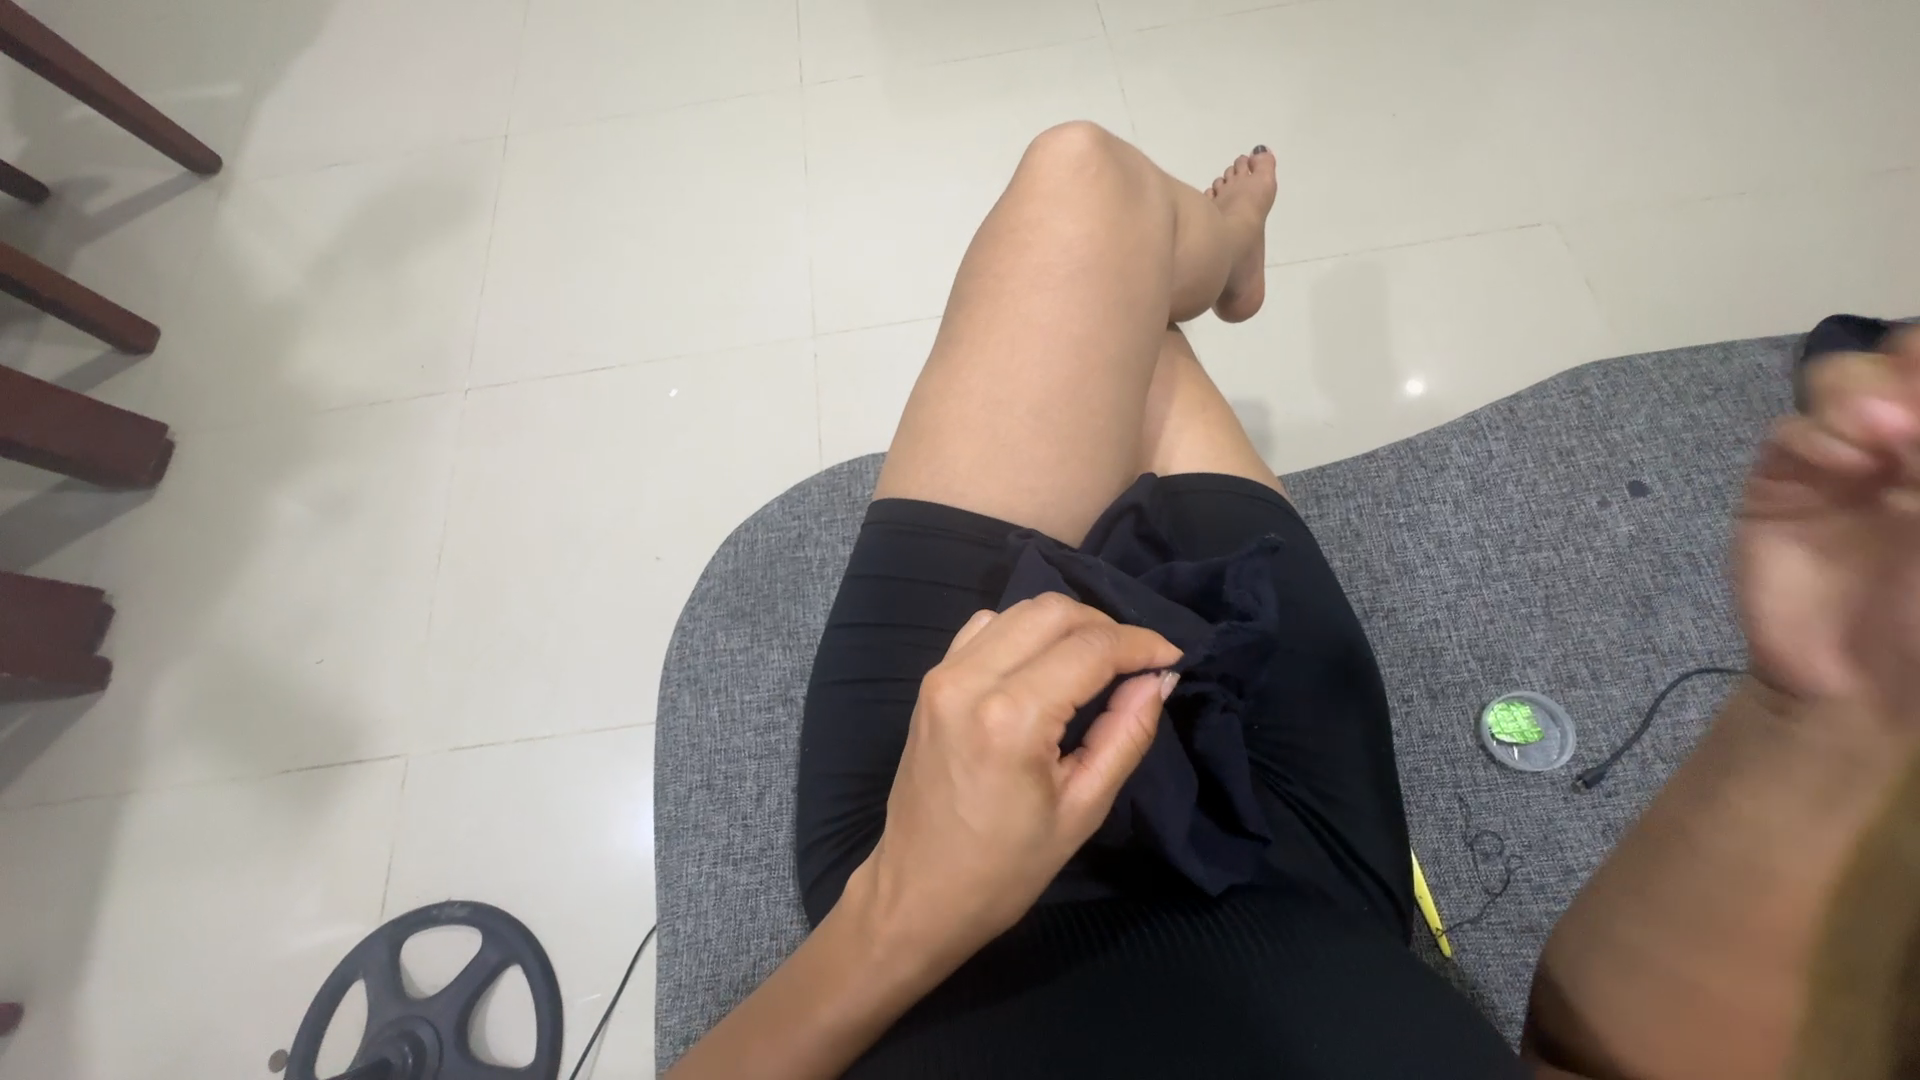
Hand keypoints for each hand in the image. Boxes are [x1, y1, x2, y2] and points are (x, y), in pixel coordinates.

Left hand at [848, 593, 1180, 968]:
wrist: (918, 892)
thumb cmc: (1006, 868)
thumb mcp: (1083, 808)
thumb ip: (1126, 733)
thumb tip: (1158, 679)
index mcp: (1011, 717)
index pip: (1090, 648)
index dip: (1140, 644)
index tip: (1172, 656)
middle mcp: (970, 679)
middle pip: (1053, 611)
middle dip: (1106, 625)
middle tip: (1137, 661)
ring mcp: (942, 675)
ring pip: (1018, 610)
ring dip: (1066, 623)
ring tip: (1098, 661)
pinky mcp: (930, 681)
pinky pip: (984, 627)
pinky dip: (1024, 630)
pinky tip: (1044, 662)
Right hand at [1736, 329, 1919, 723]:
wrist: (1854, 678)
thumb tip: (1908, 420)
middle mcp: (1915, 442)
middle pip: (1910, 351)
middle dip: (1915, 367)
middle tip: (1913, 423)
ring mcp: (1848, 457)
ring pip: (1847, 376)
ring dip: (1863, 393)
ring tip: (1880, 438)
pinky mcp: (1782, 480)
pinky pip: (1789, 429)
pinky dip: (1815, 435)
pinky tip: (1841, 466)